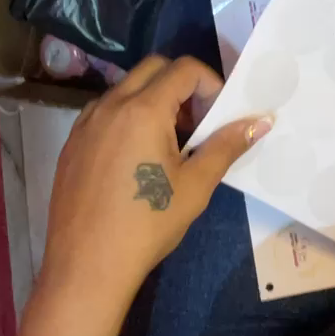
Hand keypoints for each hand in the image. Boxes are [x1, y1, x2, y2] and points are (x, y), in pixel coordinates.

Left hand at [37, 55, 271, 313]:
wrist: (86, 267)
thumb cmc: (147, 225)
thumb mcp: (196, 185)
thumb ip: (227, 145)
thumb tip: (261, 121)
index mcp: (143, 109)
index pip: (184, 69)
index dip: (210, 84)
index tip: (218, 117)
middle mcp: (110, 105)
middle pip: (154, 68)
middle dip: (182, 85)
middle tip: (196, 125)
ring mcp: (86, 122)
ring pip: (127, 87)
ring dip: (154, 99)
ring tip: (168, 145)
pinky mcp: (73, 143)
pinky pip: (106, 111)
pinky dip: (128, 117)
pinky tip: (136, 160)